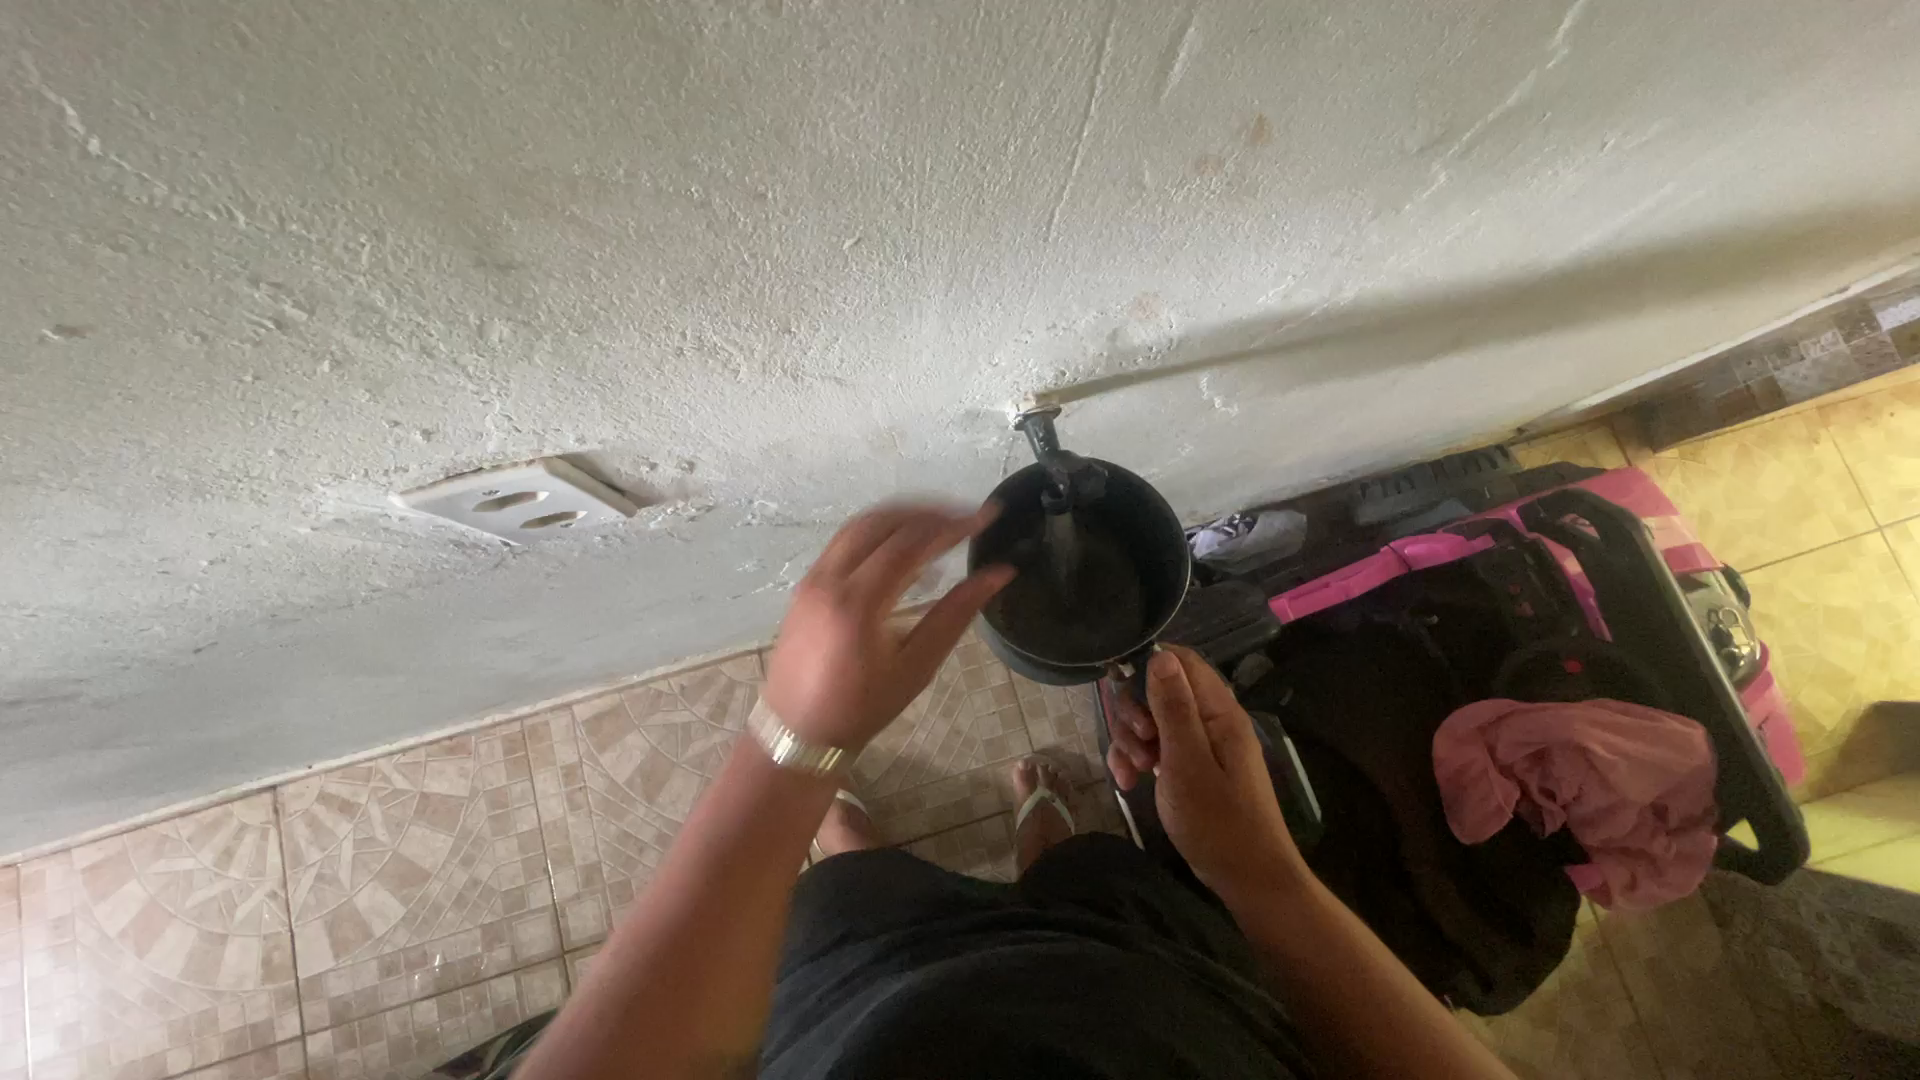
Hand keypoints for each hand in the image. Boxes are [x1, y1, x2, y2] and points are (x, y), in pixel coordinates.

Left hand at [763, 501, 1015, 749]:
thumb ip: (956, 613)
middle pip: (884, 521)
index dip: (952, 524)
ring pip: (860, 525)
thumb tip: (999, 574)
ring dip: (902, 517)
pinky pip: (845, 542)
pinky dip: (879, 534)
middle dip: (929, 512)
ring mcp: (812, 578)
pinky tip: (905, 550)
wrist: (798, 732)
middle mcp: (830, 579)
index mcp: (859, 602)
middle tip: (966, 517)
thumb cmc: (863, 707)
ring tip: (940, 525)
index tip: (985, 517)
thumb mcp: (917, 666)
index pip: (912, 542)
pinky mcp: (806, 583)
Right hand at [1107, 646, 1302, 902]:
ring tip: (1132, 771)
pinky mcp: (1187, 766)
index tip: (1122, 691)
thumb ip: (1173, 708)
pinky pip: (1153, 747)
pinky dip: (1136, 759)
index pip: (1181, 661)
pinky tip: (1128, 782)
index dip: (1147, 666)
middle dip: (1134, 712)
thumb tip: (1159, 655)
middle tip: (1138, 743)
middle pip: (1158, 689)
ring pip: (1150, 720)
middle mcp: (1209, 720)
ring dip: (1130, 740)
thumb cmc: (1219, 822)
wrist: (1246, 880)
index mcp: (1218, 712)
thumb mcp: (1187, 762)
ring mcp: (1198, 744)